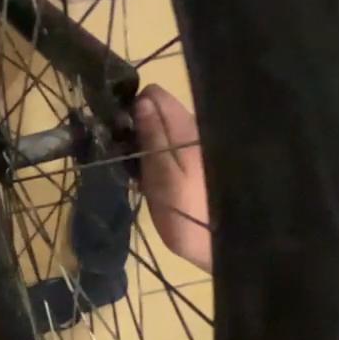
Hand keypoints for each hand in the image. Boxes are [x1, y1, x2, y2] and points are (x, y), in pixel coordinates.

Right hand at [136, 85, 211, 272]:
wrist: (219, 246)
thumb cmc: (186, 213)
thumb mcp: (161, 175)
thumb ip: (153, 136)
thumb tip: (141, 100)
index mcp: (186, 127)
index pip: (155, 94)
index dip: (132, 107)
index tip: (119, 132)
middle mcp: (194, 129)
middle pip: (159, 110)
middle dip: (138, 127)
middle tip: (125, 157)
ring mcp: (197, 146)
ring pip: (163, 129)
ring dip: (145, 145)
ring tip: (136, 173)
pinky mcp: (196, 163)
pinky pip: (169, 147)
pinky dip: (156, 158)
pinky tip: (150, 180)